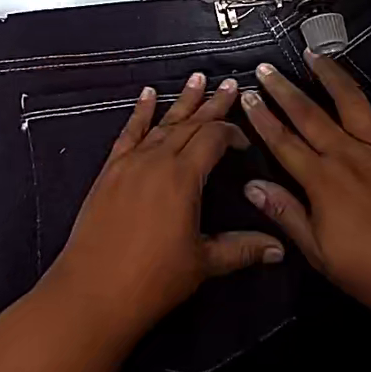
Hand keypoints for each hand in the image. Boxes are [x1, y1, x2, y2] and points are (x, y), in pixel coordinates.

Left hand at [42, 74, 286, 338]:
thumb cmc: (152, 281)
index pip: (213, 139)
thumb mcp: (202, 263)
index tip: (245, 139)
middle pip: (191, 124)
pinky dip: (141, 112)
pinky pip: (129, 132)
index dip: (232, 134)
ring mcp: (131, 162)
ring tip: (198, 77)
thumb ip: (241, 249)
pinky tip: (148, 94)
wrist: (91, 293)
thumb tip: (279, 249)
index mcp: (183, 177)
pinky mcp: (110, 170)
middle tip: (231, 84)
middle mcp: (158, 160)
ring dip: (183, 100)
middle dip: (213, 104)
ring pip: (163, 123)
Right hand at [239, 53, 370, 327]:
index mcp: (322, 180)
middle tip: (266, 68)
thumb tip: (251, 185)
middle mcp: (347, 154)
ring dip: (330, 74)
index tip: (246, 96)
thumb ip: (286, 214)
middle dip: (283, 89)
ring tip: (313, 54)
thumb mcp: (320, 254)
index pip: (282, 142)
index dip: (261, 118)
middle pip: (308, 114)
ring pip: (350, 101)